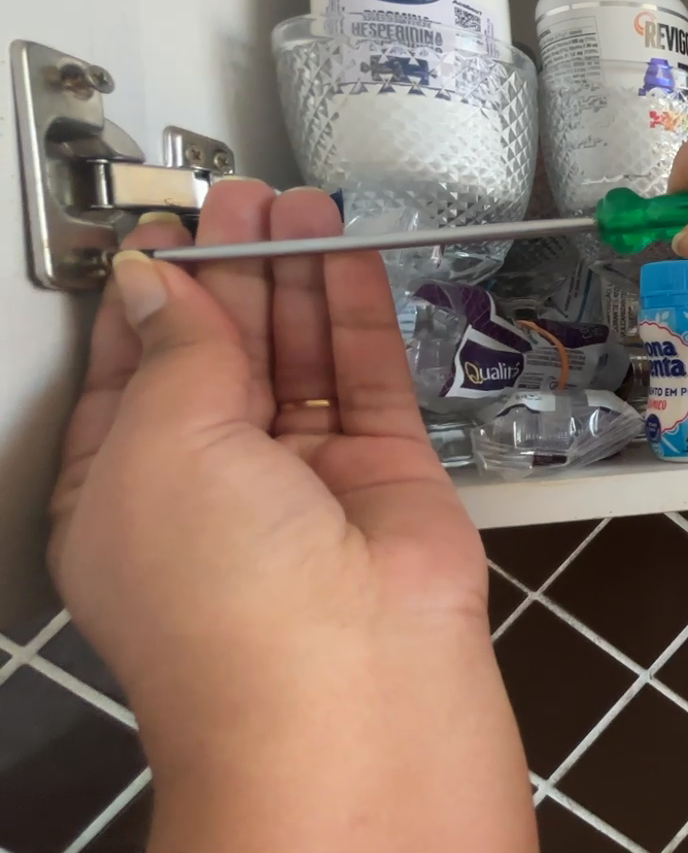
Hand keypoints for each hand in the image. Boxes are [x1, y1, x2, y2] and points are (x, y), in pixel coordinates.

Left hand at [46, 183, 534, 852]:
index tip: (174, 224)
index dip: (158, 290)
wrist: (352, 656)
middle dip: (237, 268)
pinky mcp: (389, 454)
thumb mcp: (163, 456)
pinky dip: (360, 314)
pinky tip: (355, 260)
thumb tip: (167, 283)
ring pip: (303, 351)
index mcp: (133, 477)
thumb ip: (183, 359)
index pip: (140, 362)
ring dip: (303, 278)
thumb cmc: (218, 578)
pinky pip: (368, 372)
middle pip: (230, 345)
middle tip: (251, 197)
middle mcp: (223, 463)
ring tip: (305, 208)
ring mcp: (313, 458)